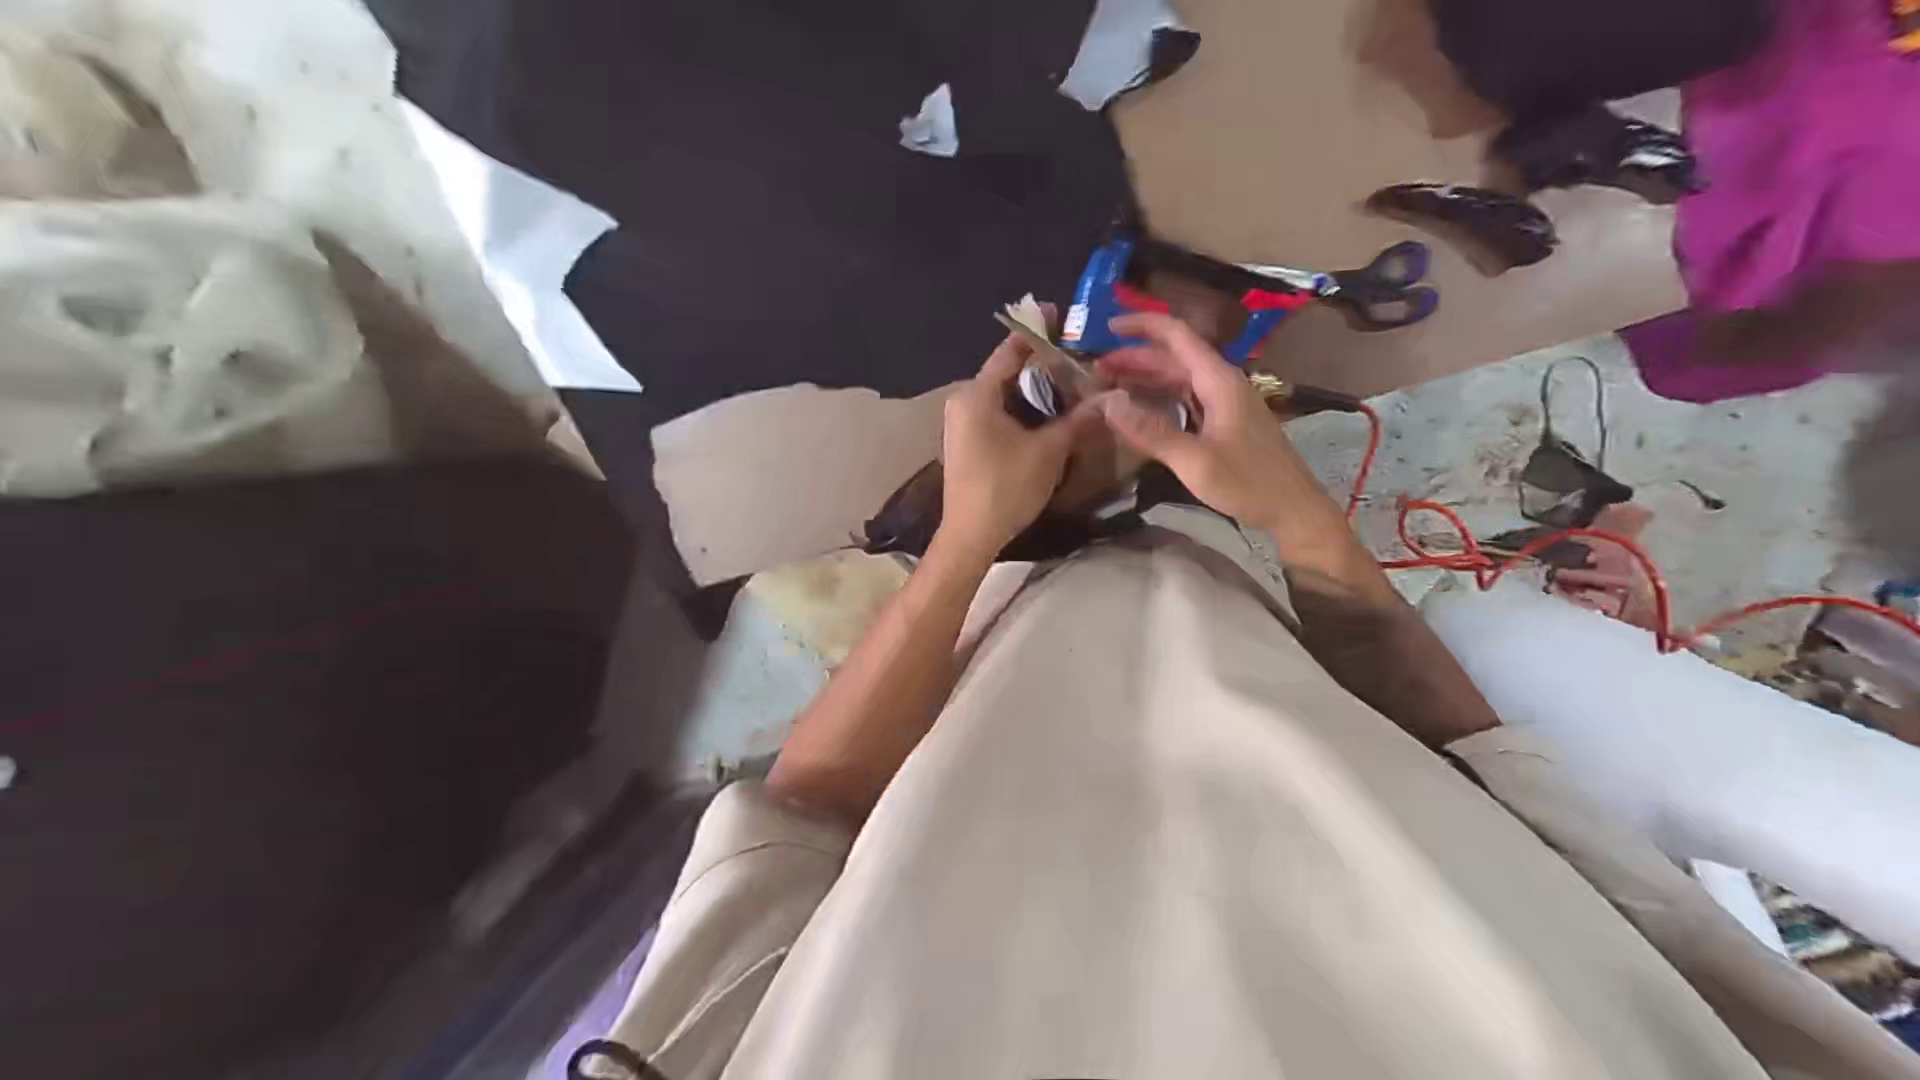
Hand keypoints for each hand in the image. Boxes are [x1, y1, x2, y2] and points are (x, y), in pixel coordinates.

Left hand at [938, 331, 1100, 560]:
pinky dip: (1021, 409)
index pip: (1009, 350)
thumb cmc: (1005, 489)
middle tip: (1078, 360)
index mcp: (976, 394)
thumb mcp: (1048, 451)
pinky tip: (1047, 416)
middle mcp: (962, 401)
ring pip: (1002, 394)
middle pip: (1006, 371)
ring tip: (1071, 386)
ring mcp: (960, 422)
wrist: (970, 536)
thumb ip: (1078, 419)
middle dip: (1041, 365)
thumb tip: (1110, 396)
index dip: (1037, 332)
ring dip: (1033, 390)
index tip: (1062, 318)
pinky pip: (995, 412)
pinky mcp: (964, 440)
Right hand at [1095, 313, 1339, 539]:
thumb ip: (1151, 432)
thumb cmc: (1249, 484)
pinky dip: (1159, 396)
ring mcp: (1224, 403)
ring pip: (1178, 377)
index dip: (1142, 326)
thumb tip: (1108, 403)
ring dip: (1144, 377)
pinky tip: (1140, 407)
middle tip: (1096, 370)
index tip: (1107, 326)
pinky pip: (1185, 397)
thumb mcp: (1195, 461)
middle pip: (1173, 357)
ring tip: (1109, 385)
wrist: (1294, 509)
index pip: (1177, 336)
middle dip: (1134, 357)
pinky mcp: (1224, 422)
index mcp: (1218, 381)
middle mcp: (1221, 384)